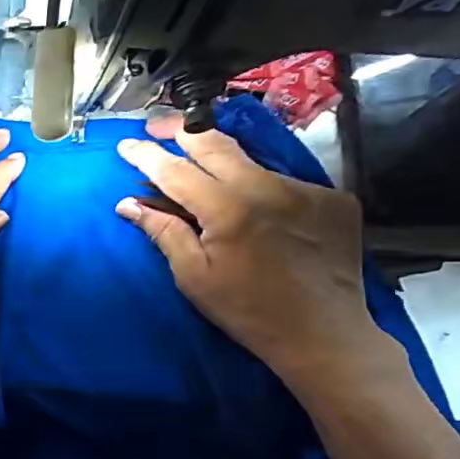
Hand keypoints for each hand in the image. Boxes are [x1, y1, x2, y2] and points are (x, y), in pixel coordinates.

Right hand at [112, 113, 394, 383]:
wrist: (323, 333)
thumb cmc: (245, 309)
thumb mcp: (192, 275)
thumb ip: (163, 232)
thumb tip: (129, 203)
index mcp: (229, 210)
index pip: (177, 171)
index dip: (147, 156)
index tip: (126, 145)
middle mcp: (270, 189)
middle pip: (217, 146)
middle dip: (183, 131)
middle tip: (157, 125)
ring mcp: (307, 190)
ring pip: (251, 162)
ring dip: (219, 160)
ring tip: (196, 161)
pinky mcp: (333, 199)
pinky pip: (282, 181)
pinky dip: (256, 184)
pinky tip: (248, 201)